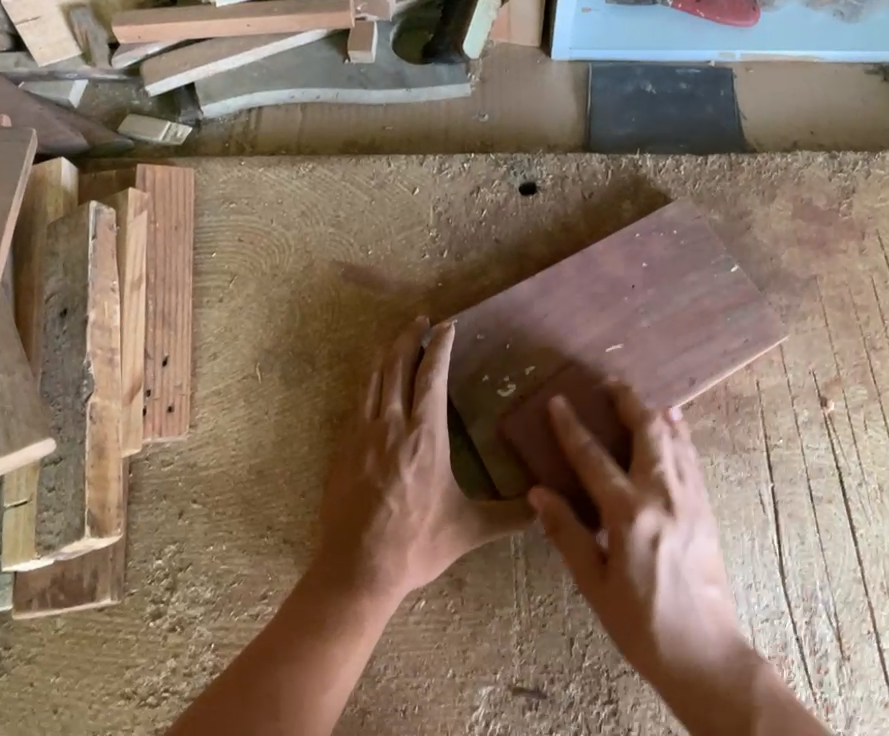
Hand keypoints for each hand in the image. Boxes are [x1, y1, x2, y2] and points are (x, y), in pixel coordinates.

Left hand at [312, 318, 530, 603]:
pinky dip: (368, 380)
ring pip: (373, 378)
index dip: (440, 346)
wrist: (357, 567)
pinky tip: (372, 383)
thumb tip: (546, 507)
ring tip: (396, 339)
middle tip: (421, 320)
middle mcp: (391, 424)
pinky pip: (357, 400)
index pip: (431, 374)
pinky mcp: (342, 448)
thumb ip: (510, 514)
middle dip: (409, 337)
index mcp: (425, 435)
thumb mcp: (469, 528)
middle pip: (396, 365)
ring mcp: (362, 434)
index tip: (448, 325)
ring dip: (386, 353)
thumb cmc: (416, 544)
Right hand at [529, 386, 758, 695]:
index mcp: (629, 514)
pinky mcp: (707, 508)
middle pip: (647, 429)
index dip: (571, 427)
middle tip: (608, 384)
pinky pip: (692, 457)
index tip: (558, 402)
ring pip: (675, 438)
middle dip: (627, 400)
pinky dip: (679, 434)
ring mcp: (691, 499)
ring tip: (638, 398)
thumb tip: (538, 492)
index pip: (593, 457)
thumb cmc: (640, 624)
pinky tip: (673, 427)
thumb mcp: (594, 584)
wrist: (703, 653)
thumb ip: (567, 533)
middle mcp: (664, 495)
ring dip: (655, 412)